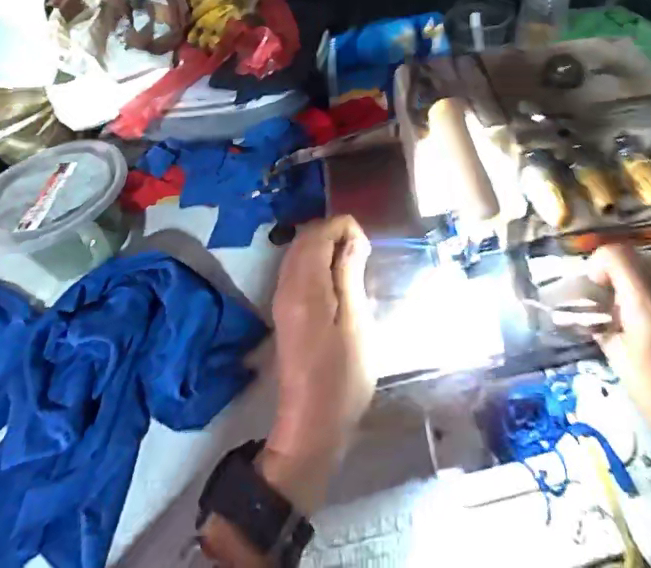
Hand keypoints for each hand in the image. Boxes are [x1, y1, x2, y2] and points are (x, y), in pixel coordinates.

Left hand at [260, 215, 373, 513]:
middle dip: (334, 233)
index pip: (317, 234)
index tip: (368, 244)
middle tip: (364, 250)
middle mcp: (286, 288)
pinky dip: (318, 261)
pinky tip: (339, 278)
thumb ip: (350, 275)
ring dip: (326, 246)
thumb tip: (352, 239)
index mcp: (305, 288)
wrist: (313, 424)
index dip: (343, 227)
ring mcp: (282, 301)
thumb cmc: (343, 374)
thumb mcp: (357, 322)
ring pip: (299, 253)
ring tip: (356, 261)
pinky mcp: (286, 313)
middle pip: (304, 239)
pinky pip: (298, 270)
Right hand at [587, 245, 650, 567]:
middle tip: (614, 311)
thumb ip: (606, 328)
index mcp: (647, 308)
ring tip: (646, 332)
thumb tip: (596, 312)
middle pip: (642, 265)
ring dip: (648, 296)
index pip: (619, 255)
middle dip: (623, 280)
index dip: (601, 263)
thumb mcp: (621, 365)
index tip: (595, 286)